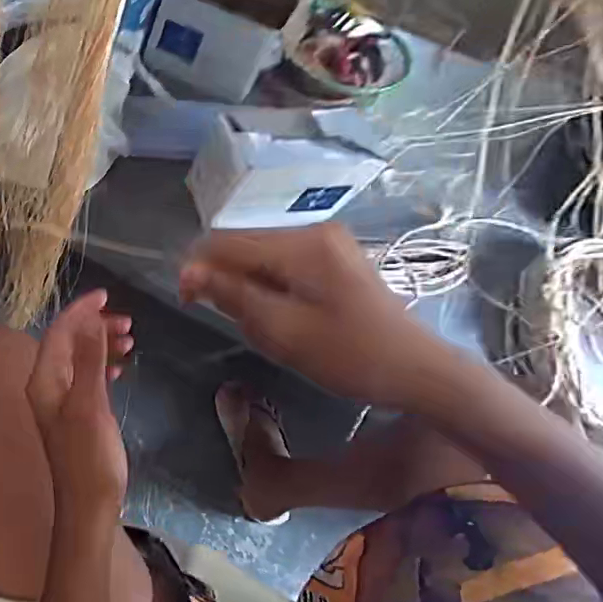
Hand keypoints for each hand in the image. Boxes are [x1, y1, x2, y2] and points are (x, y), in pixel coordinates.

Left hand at [25, 290, 133, 524]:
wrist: (88, 505)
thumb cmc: (90, 458)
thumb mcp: (91, 406)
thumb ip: (90, 362)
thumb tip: (91, 322)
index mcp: (43, 382)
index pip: (58, 333)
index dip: (80, 311)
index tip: (107, 295)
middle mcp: (46, 387)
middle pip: (67, 342)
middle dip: (94, 326)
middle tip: (128, 321)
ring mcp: (60, 401)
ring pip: (78, 359)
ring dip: (101, 344)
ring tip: (131, 339)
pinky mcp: (75, 414)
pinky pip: (86, 377)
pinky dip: (102, 365)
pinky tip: (120, 366)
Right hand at [178, 224, 469, 412]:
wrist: (417, 370)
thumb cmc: (348, 355)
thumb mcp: (281, 329)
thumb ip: (231, 295)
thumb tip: (187, 272)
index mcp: (301, 244)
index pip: (226, 242)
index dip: (196, 268)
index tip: (186, 303)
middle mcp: (312, 231)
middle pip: (241, 243)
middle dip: (221, 277)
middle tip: (226, 318)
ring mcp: (325, 242)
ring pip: (257, 254)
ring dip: (242, 283)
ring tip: (255, 321)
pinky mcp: (331, 257)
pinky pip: (279, 262)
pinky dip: (264, 284)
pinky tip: (273, 312)